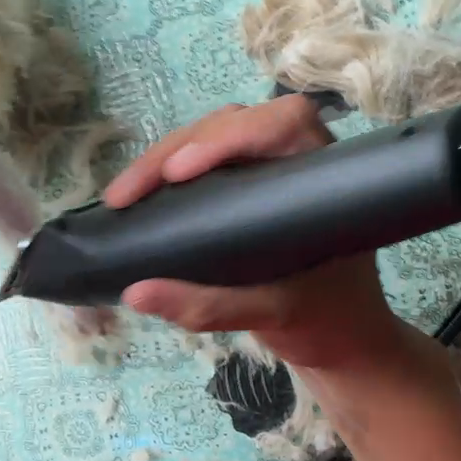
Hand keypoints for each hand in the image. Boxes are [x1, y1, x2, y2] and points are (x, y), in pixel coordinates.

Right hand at [102, 96, 401, 369]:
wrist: (338, 336)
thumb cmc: (321, 318)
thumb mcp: (267, 314)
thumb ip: (207, 307)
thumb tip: (135, 293)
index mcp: (323, 177)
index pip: (280, 124)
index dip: (227, 137)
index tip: (178, 174)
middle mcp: (294, 159)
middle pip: (230, 125)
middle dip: (171, 151)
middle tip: (125, 195)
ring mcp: (265, 170)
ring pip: (208, 139)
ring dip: (160, 160)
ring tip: (122, 197)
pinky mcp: (241, 188)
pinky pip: (200, 163)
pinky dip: (163, 177)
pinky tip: (137, 198)